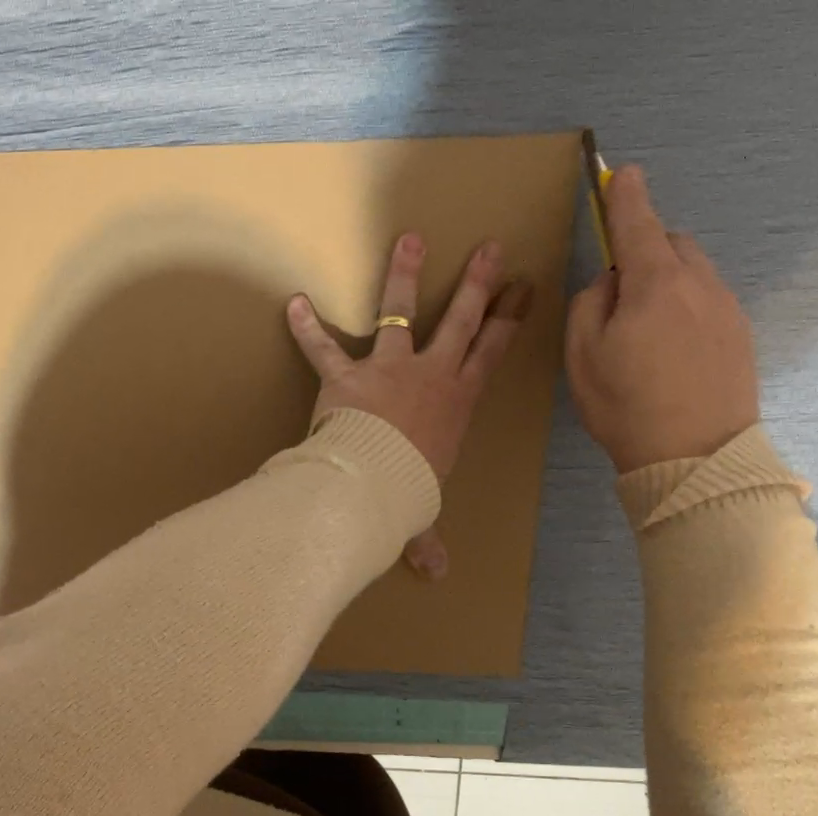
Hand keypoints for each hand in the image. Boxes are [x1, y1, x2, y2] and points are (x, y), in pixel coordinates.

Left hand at [286, 232, 531, 579]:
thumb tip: (437, 576)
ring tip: (408, 238)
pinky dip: (305, 328)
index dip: (509, 320)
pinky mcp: (345, 375)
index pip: (491, 354)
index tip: (525, 287)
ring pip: (398, 312)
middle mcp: (428, 376)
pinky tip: (292, 302)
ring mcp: (387, 370)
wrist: (371, 487)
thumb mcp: (420, 514)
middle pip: (460, 320)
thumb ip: (425, 540)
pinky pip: (322, 347)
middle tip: (489, 248)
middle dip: (477, 282)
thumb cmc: (404, 497)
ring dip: (402, 275)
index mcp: (456, 402)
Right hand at [566, 166, 760, 473]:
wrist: (692, 455)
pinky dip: (683, 306)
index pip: (638, 224)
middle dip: (644, 250)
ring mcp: (726, 308)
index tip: (619, 173)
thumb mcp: (582, 354)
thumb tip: (611, 280)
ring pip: (691, 272)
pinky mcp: (740, 334)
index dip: (625, 197)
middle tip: (616, 293)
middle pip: (670, 244)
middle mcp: (698, 284)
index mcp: (654, 283)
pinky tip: (667, 349)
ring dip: (665, 281)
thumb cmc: (624, 404)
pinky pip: (706, 300)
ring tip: (641, 329)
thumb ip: (590, 303)